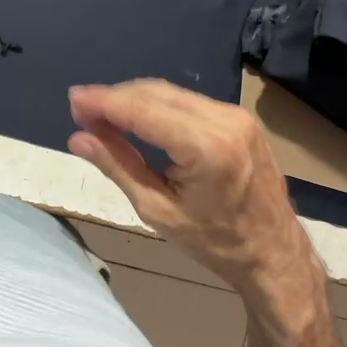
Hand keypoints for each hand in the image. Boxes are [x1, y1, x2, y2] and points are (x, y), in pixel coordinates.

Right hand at [67, 80, 315, 296]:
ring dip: (133, 99)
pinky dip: (157, 105)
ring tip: (101, 115)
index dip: (104, 102)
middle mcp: (225, 121)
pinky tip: (135, 118)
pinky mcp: (241, 119)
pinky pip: (188, 102)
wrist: (273, 253)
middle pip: (155, 94)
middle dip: (115, 98)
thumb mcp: (157, 210)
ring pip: (171, 94)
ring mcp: (237, 116)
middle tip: (80, 111)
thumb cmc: (214, 242)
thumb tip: (78, 138)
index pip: (143, 110)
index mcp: (206, 147)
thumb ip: (118, 167)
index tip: (72, 100)